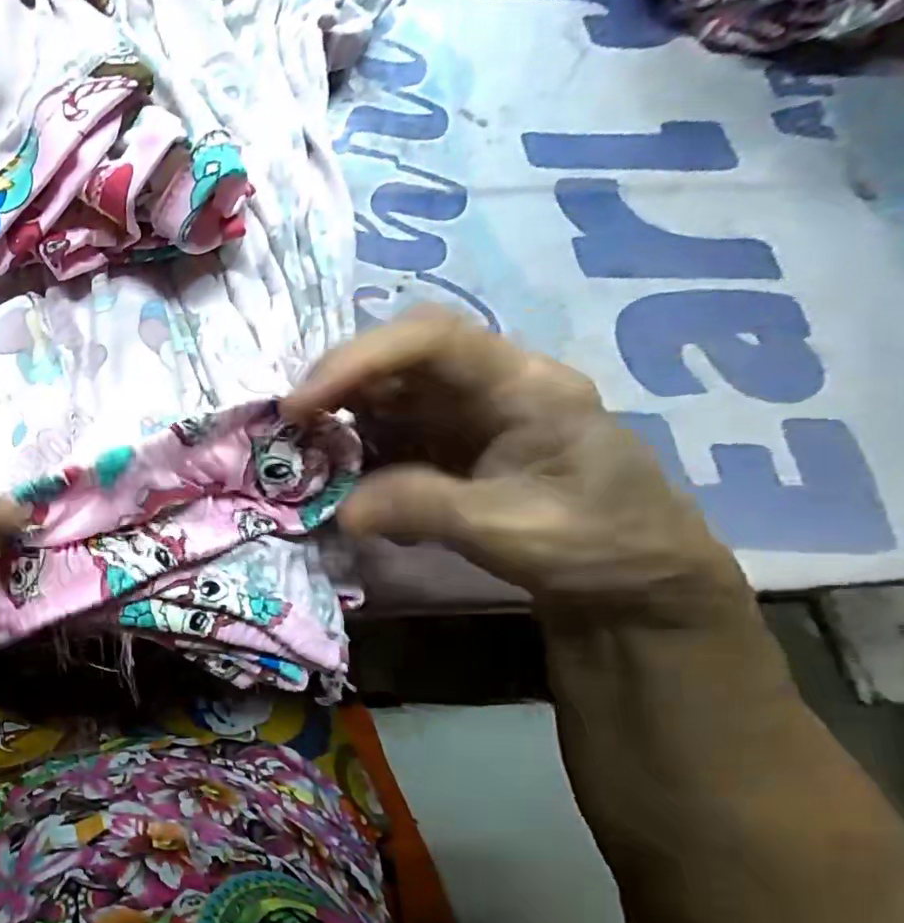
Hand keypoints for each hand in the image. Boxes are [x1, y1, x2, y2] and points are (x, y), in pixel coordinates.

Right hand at [282, 306, 743, 619]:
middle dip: (337, 379)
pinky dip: (346, 443)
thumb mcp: (510, 530)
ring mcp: (461, 413)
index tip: (303, 403)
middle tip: (290, 420)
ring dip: (335, 411)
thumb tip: (340, 509)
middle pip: (398, 353)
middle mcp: (486, 385)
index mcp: (522, 386)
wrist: (632, 581)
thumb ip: (422, 508)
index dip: (359, 359)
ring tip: (299, 449)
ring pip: (383, 387)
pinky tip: (331, 472)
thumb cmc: (596, 544)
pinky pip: (381, 426)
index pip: (432, 340)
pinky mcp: (441, 442)